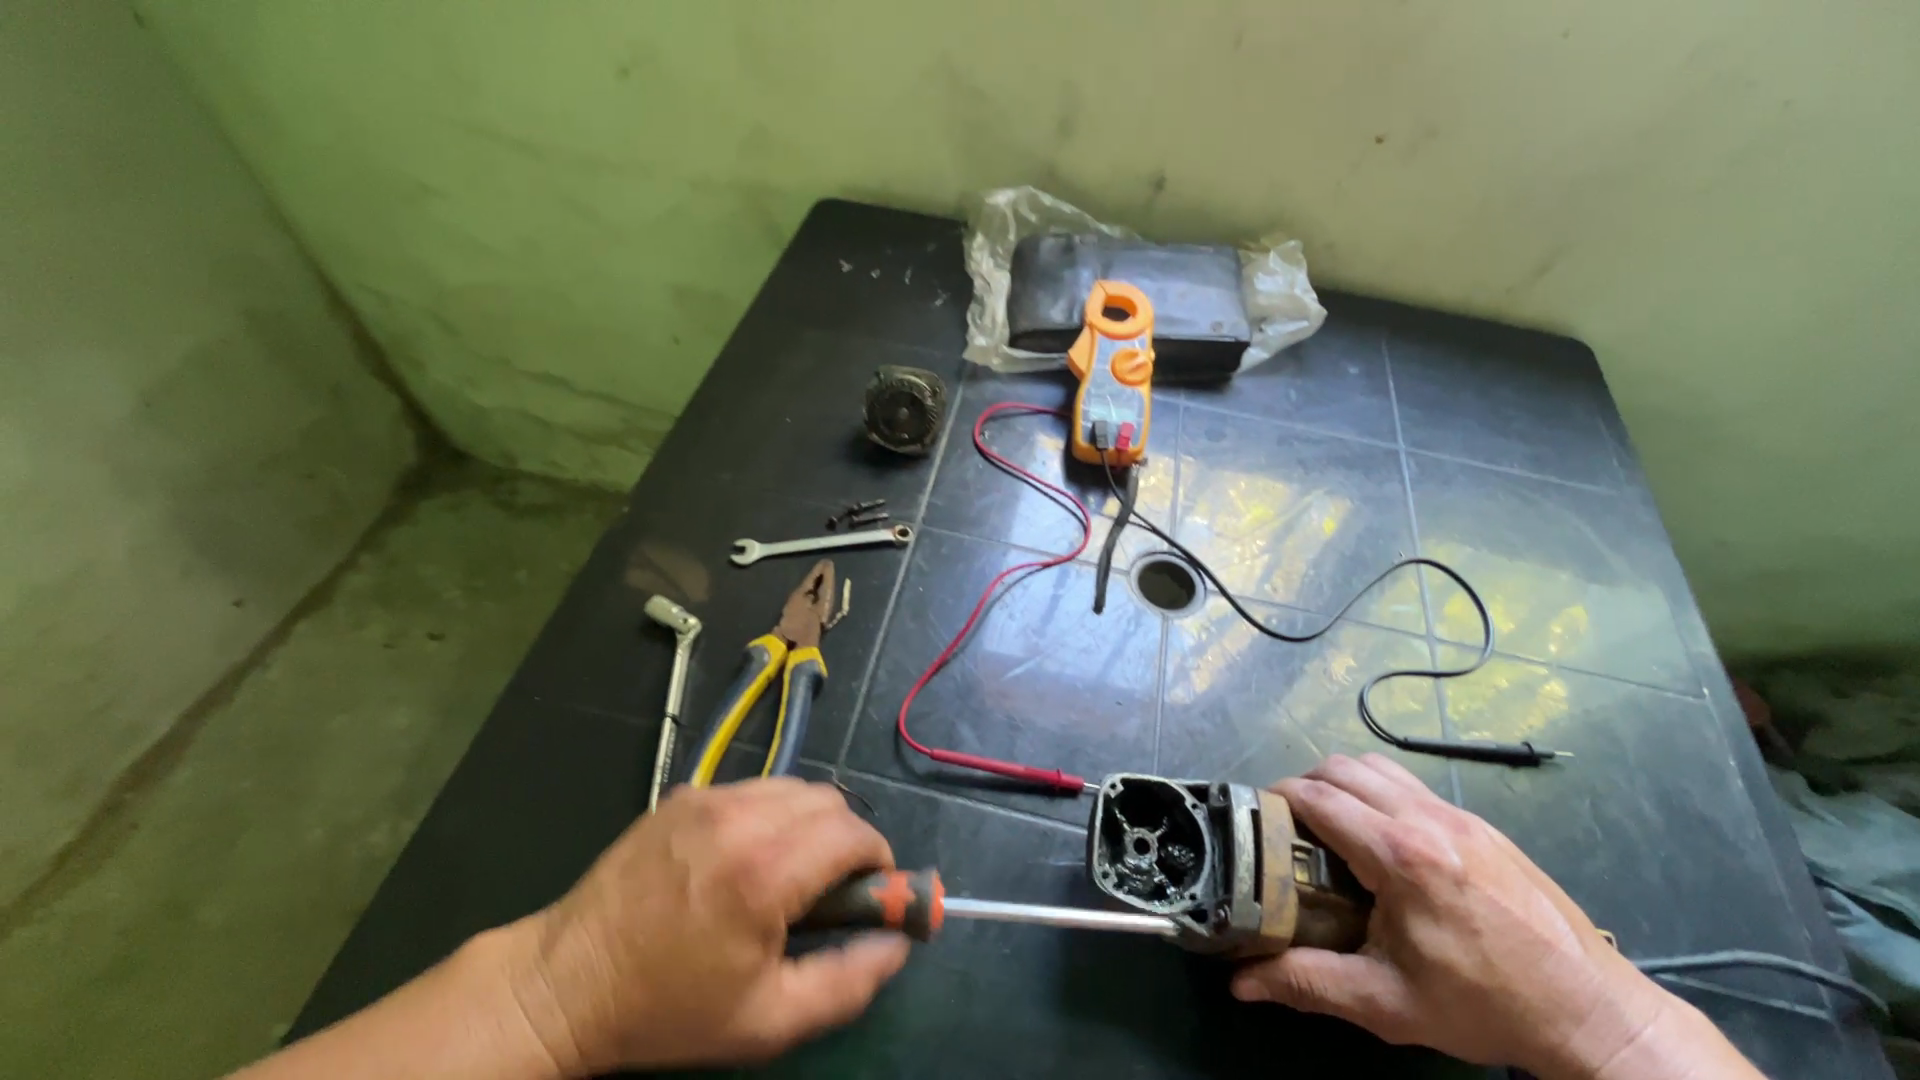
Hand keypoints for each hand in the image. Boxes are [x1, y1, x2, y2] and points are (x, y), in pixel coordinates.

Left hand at [500, 778, 910, 1074]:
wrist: (568, 983)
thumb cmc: (671, 1009)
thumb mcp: (770, 1021)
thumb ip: (849, 980)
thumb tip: (898, 942)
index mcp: (765, 871)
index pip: (855, 834)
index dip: (879, 861)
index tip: (873, 894)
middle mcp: (740, 818)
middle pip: (831, 802)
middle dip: (847, 841)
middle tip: (832, 890)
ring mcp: (707, 798)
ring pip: (793, 789)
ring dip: (810, 824)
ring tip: (788, 873)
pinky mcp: (684, 794)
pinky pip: (752, 790)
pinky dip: (770, 814)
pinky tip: (744, 858)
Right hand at [1232, 755, 1724, 1076]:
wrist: (1592, 1013)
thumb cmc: (1483, 1007)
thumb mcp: (1386, 1003)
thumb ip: (1307, 982)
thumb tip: (1240, 982)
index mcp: (1400, 857)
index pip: (1318, 797)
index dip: (1276, 798)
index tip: (1255, 819)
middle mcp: (1426, 819)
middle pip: (1342, 767)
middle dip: (1303, 785)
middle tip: (1287, 825)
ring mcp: (1459, 815)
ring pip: (1377, 765)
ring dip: (1341, 782)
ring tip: (1329, 824)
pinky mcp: (1481, 822)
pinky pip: (1410, 783)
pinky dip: (1378, 790)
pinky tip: (1380, 836)